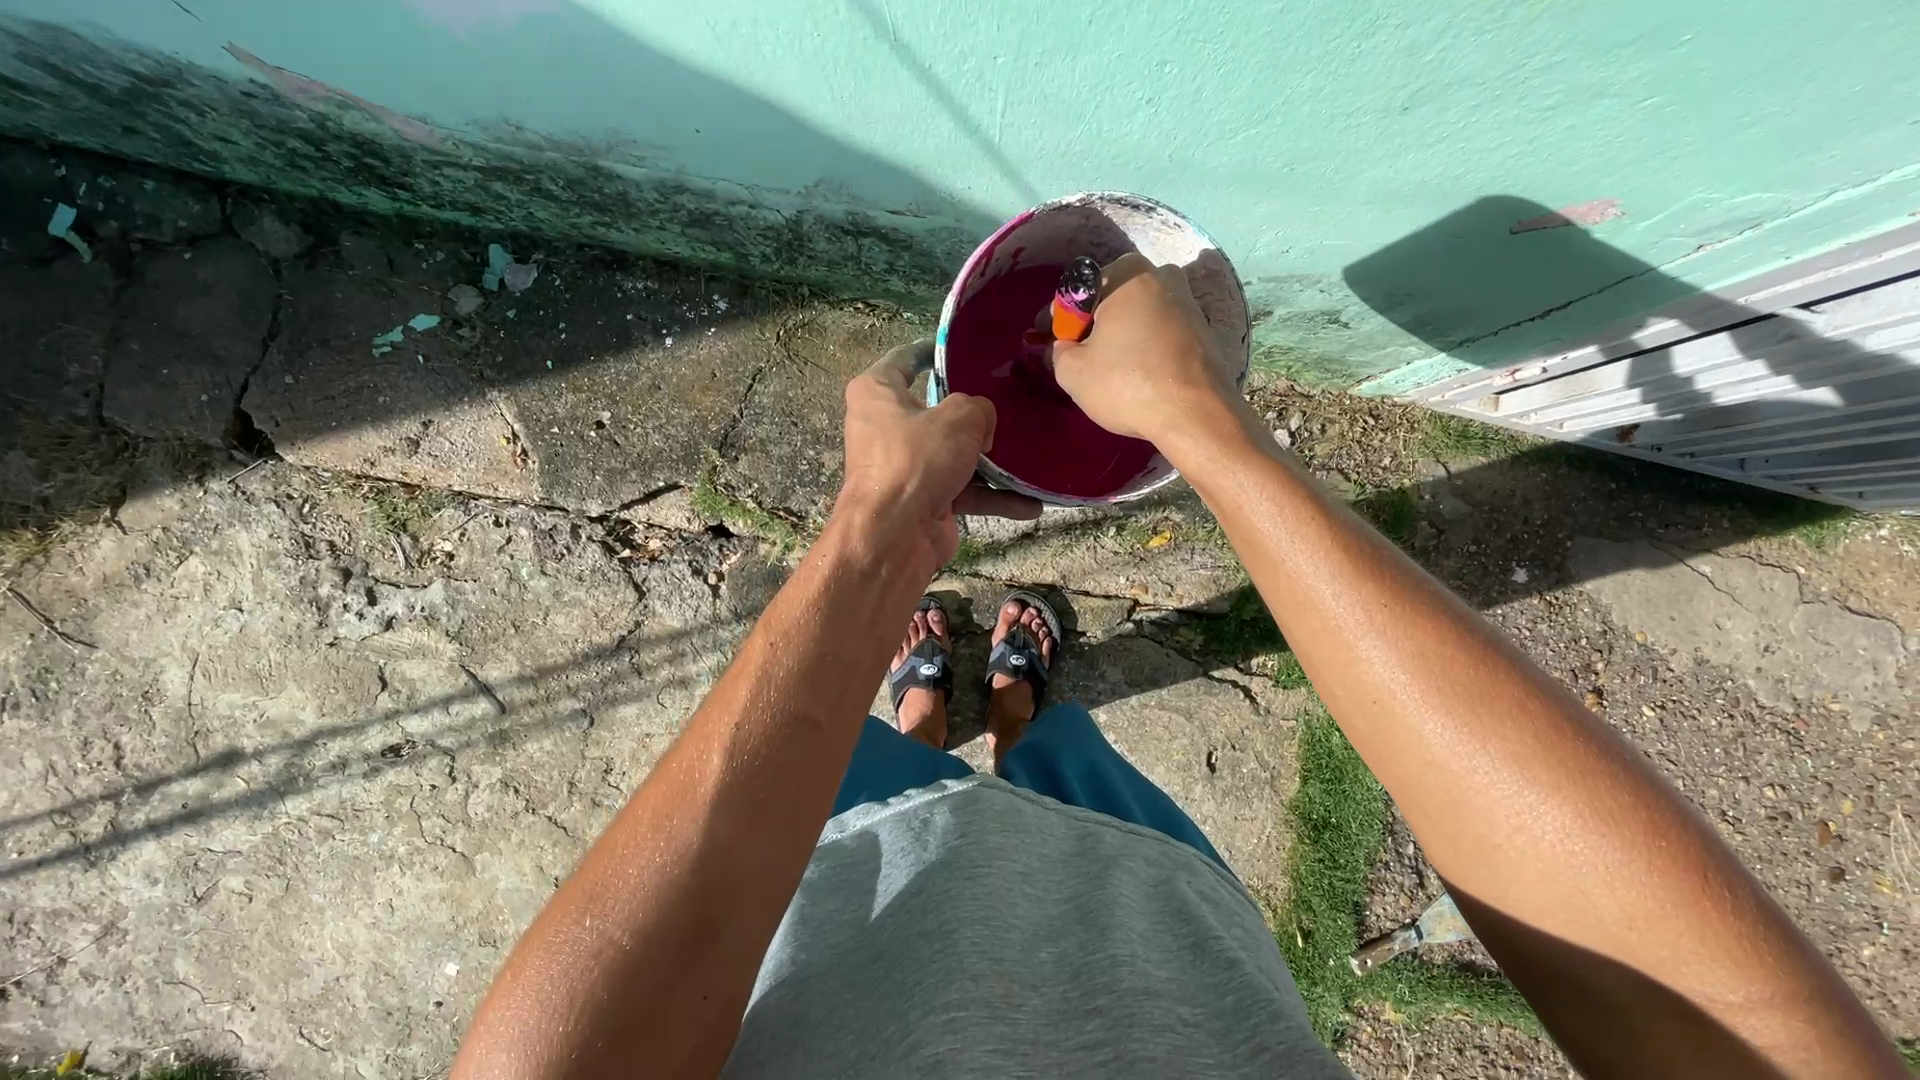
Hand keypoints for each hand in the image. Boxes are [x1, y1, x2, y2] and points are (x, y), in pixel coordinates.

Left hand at [835, 340, 1040, 569]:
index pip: (904, 360)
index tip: (963, 346)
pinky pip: (964, 491)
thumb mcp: (959, 417)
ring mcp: (905, 466)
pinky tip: (1031, 504)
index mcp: (877, 393)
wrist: (894, 535)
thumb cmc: (917, 459)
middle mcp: (886, 427)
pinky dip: (994, 498)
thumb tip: (982, 425)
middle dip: (973, 412)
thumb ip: (979, 408)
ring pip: (954, 455)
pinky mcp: (923, 500)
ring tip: (1030, 455)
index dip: (933, 350)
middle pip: (936, 410)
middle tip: (1011, 400)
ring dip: (992, 462)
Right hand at [1051, 253, 1246, 446]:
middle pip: (1111, 299)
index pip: (1077, 291)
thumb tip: (1064, 346)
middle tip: (1079, 356)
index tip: (1049, 339)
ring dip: (1121, 336)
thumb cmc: (1127, 384)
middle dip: (1093, 324)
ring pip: (1139, 315)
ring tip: (1110, 369)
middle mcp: (1162, 276)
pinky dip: (1146, 347)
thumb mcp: (1073, 372)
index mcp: (1127, 274)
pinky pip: (1161, 332)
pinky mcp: (1205, 330)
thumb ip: (1058, 351)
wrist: (1195, 415)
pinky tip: (1139, 375)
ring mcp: (1188, 302)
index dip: (1057, 319)